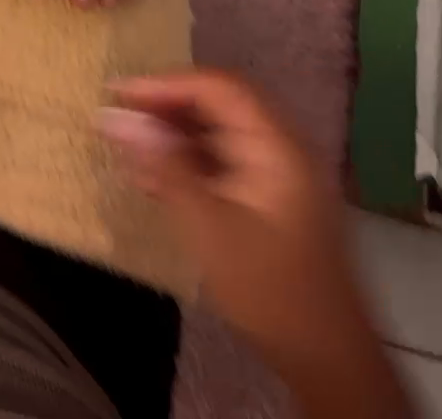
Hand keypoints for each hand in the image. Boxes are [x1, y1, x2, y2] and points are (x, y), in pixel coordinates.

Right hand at [98, 71, 375, 375]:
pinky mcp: (269, 198)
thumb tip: (115, 118)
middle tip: (118, 117)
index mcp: (276, 147)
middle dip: (164, 105)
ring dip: (172, 134)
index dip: (164, 84)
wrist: (327, 358)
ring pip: (218, 132)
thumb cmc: (267, 288)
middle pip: (219, 104)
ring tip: (127, 147)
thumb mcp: (206, 224)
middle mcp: (281, 149)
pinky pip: (223, 160)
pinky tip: (152, 179)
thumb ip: (162, 165)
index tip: (116, 95)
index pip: (217, 88)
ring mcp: (278, 174)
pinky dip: (186, 161)